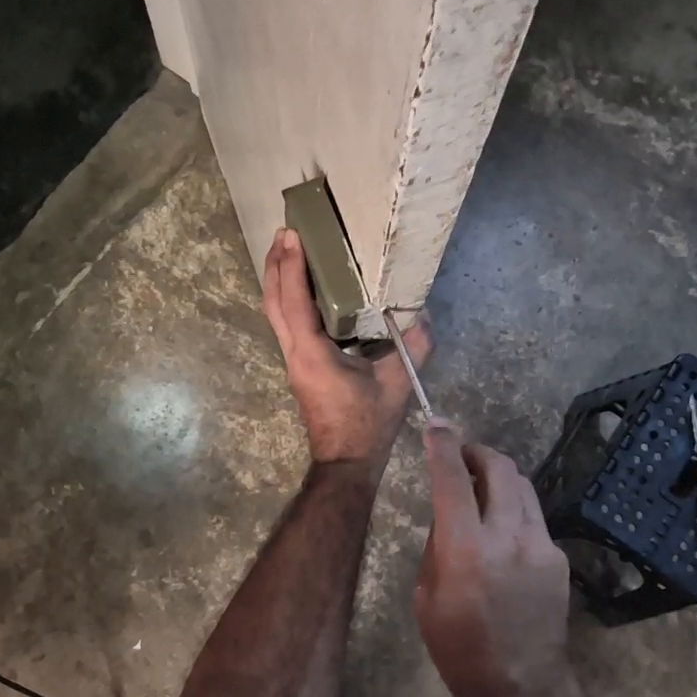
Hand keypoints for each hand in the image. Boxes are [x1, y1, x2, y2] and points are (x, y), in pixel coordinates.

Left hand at [262, 228, 432, 467]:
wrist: (346, 462)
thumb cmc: (367, 425)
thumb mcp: (396, 384)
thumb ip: (413, 347)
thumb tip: (423, 315)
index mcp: (312, 353)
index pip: (295, 300)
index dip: (291, 266)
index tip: (291, 235)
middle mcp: (294, 353)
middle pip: (273, 302)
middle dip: (275, 266)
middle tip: (284, 234)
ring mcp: (294, 362)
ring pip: (276, 314)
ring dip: (278, 282)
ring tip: (288, 253)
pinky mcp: (300, 368)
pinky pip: (287, 325)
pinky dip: (289, 300)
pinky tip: (306, 291)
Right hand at [416, 424, 571, 696]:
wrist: (521, 687)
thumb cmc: (459, 648)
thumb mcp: (427, 597)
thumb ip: (439, 546)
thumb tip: (449, 516)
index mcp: (465, 549)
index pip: (453, 477)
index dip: (442, 444)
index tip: (435, 424)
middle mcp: (508, 536)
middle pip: (500, 468)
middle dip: (478, 451)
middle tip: (462, 454)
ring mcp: (541, 546)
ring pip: (523, 487)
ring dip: (499, 477)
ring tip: (482, 487)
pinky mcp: (559, 559)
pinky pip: (534, 518)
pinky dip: (514, 510)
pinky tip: (503, 532)